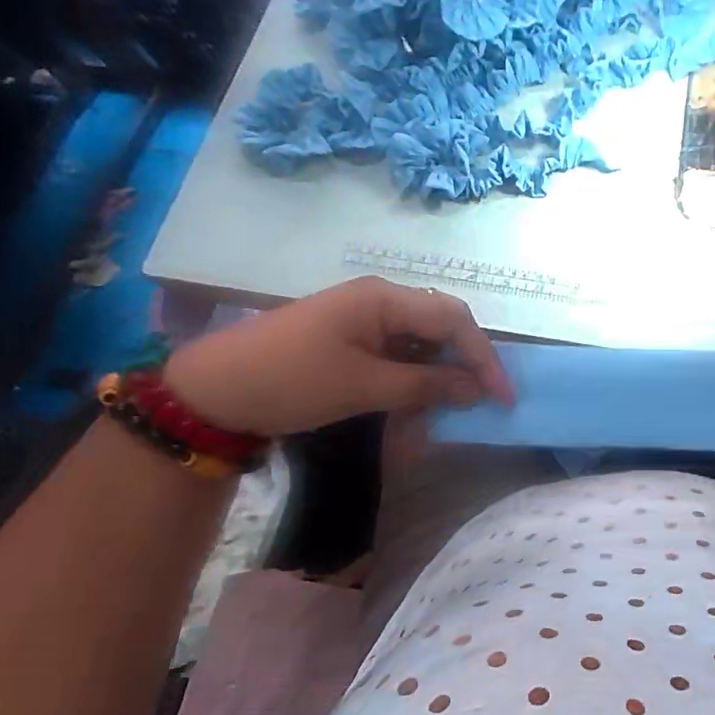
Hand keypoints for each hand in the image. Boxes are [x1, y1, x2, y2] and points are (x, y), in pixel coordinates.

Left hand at [162, 278, 511, 437]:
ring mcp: (363, 319)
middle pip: (441, 328)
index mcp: (384, 299)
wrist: (212, 390)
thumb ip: (426, 385)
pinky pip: (395, 356)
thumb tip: (477, 389)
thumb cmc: (292, 380)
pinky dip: (410, 383)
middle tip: (479, 403)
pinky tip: (411, 410)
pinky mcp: (350, 340)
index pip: (454, 320)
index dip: (484, 357)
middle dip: (463, 366)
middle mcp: (379, 300)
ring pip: (420, 345)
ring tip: (442, 415)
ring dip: (436, 379)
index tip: (502, 396)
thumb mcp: (364, 387)